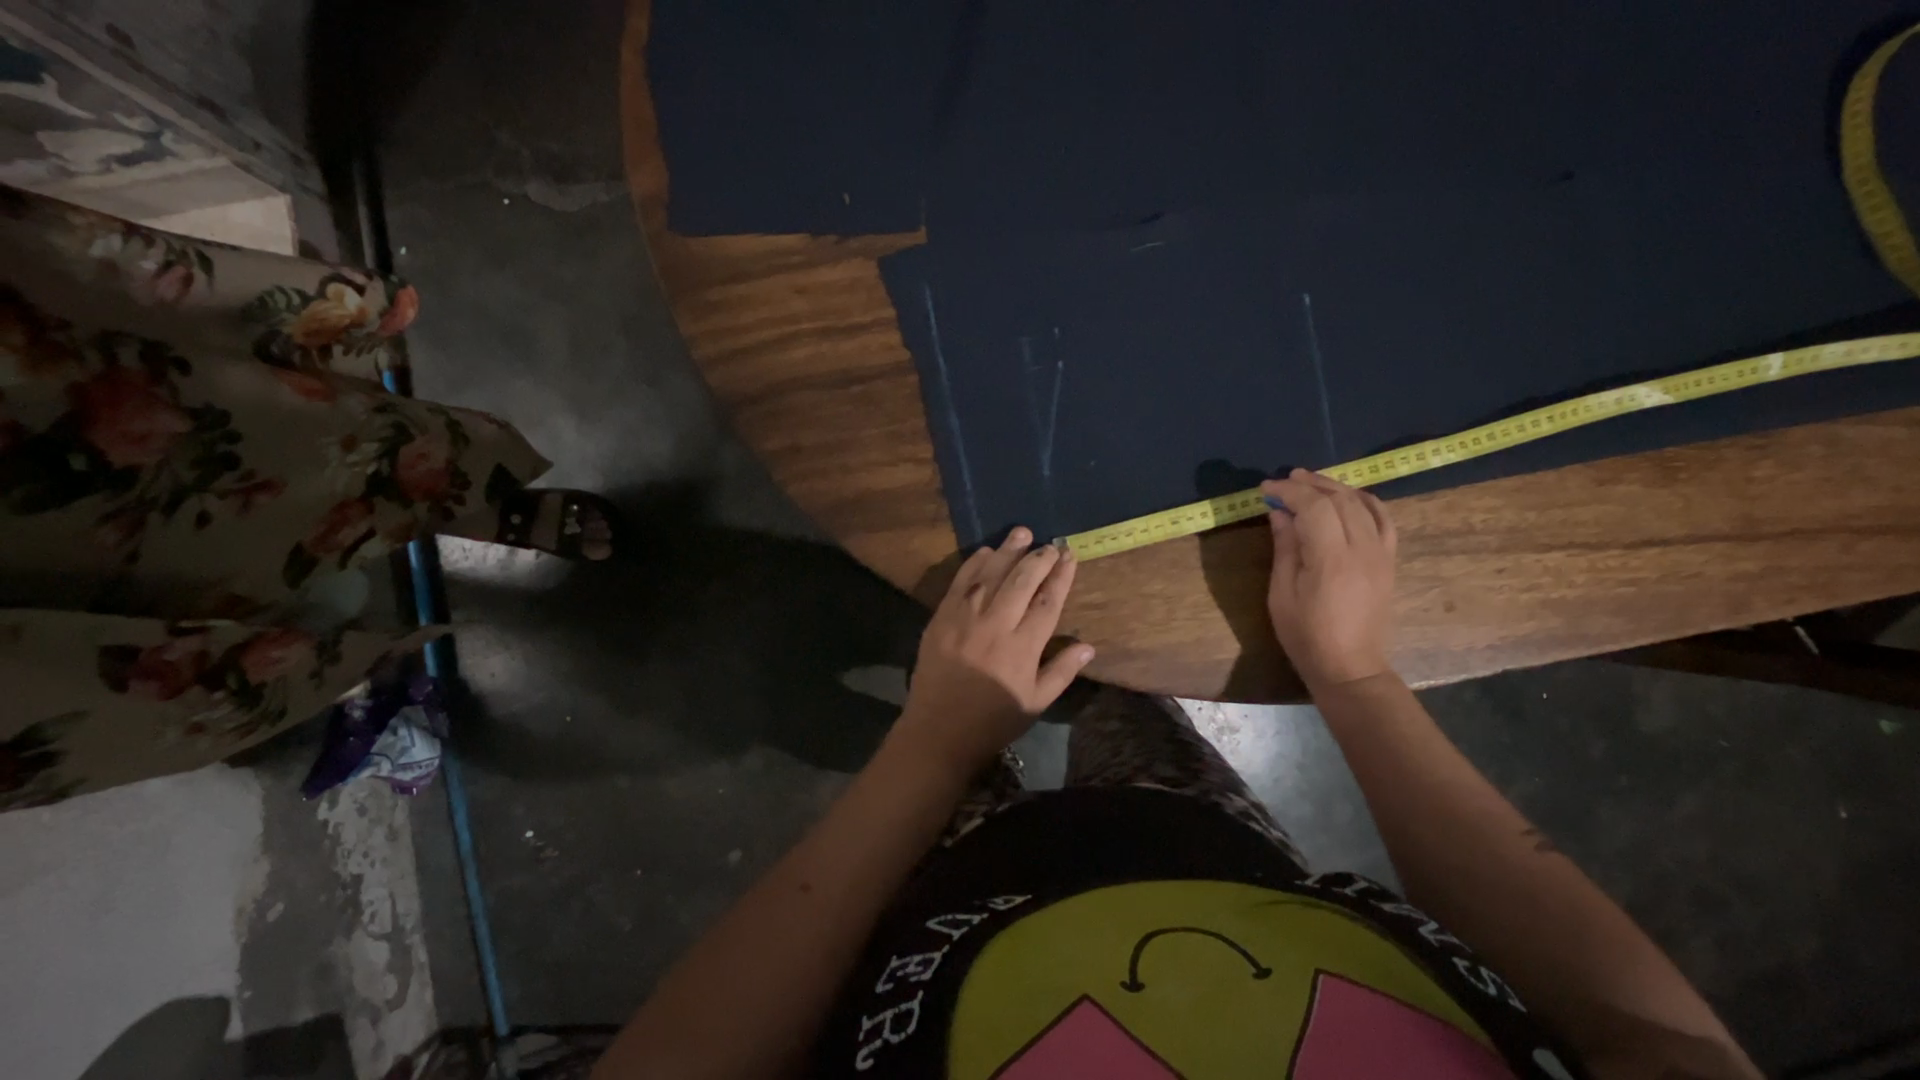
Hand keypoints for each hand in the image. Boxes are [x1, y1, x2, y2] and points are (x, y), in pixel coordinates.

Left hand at [895, 527, 1095, 773]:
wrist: (938, 731)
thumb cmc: (993, 721)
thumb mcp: (1036, 702)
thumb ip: (1062, 671)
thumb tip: (1088, 645)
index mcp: (1023, 648)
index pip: (1047, 602)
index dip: (1060, 577)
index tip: (1069, 556)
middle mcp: (995, 626)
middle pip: (1021, 581)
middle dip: (1038, 558)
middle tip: (1050, 544)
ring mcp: (965, 619)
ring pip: (991, 575)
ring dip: (1008, 551)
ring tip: (1022, 532)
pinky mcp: (941, 619)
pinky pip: (960, 583)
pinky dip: (974, 564)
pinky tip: (986, 552)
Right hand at [1262, 469, 1397, 690]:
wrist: (1350, 666)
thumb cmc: (1306, 635)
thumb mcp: (1282, 594)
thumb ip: (1285, 548)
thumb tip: (1279, 513)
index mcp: (1331, 559)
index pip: (1314, 507)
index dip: (1290, 491)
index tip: (1267, 489)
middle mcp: (1362, 549)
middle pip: (1340, 499)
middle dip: (1310, 485)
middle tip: (1285, 480)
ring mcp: (1381, 554)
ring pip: (1362, 504)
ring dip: (1335, 488)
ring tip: (1311, 483)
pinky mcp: (1389, 560)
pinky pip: (1383, 519)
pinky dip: (1365, 501)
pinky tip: (1349, 497)